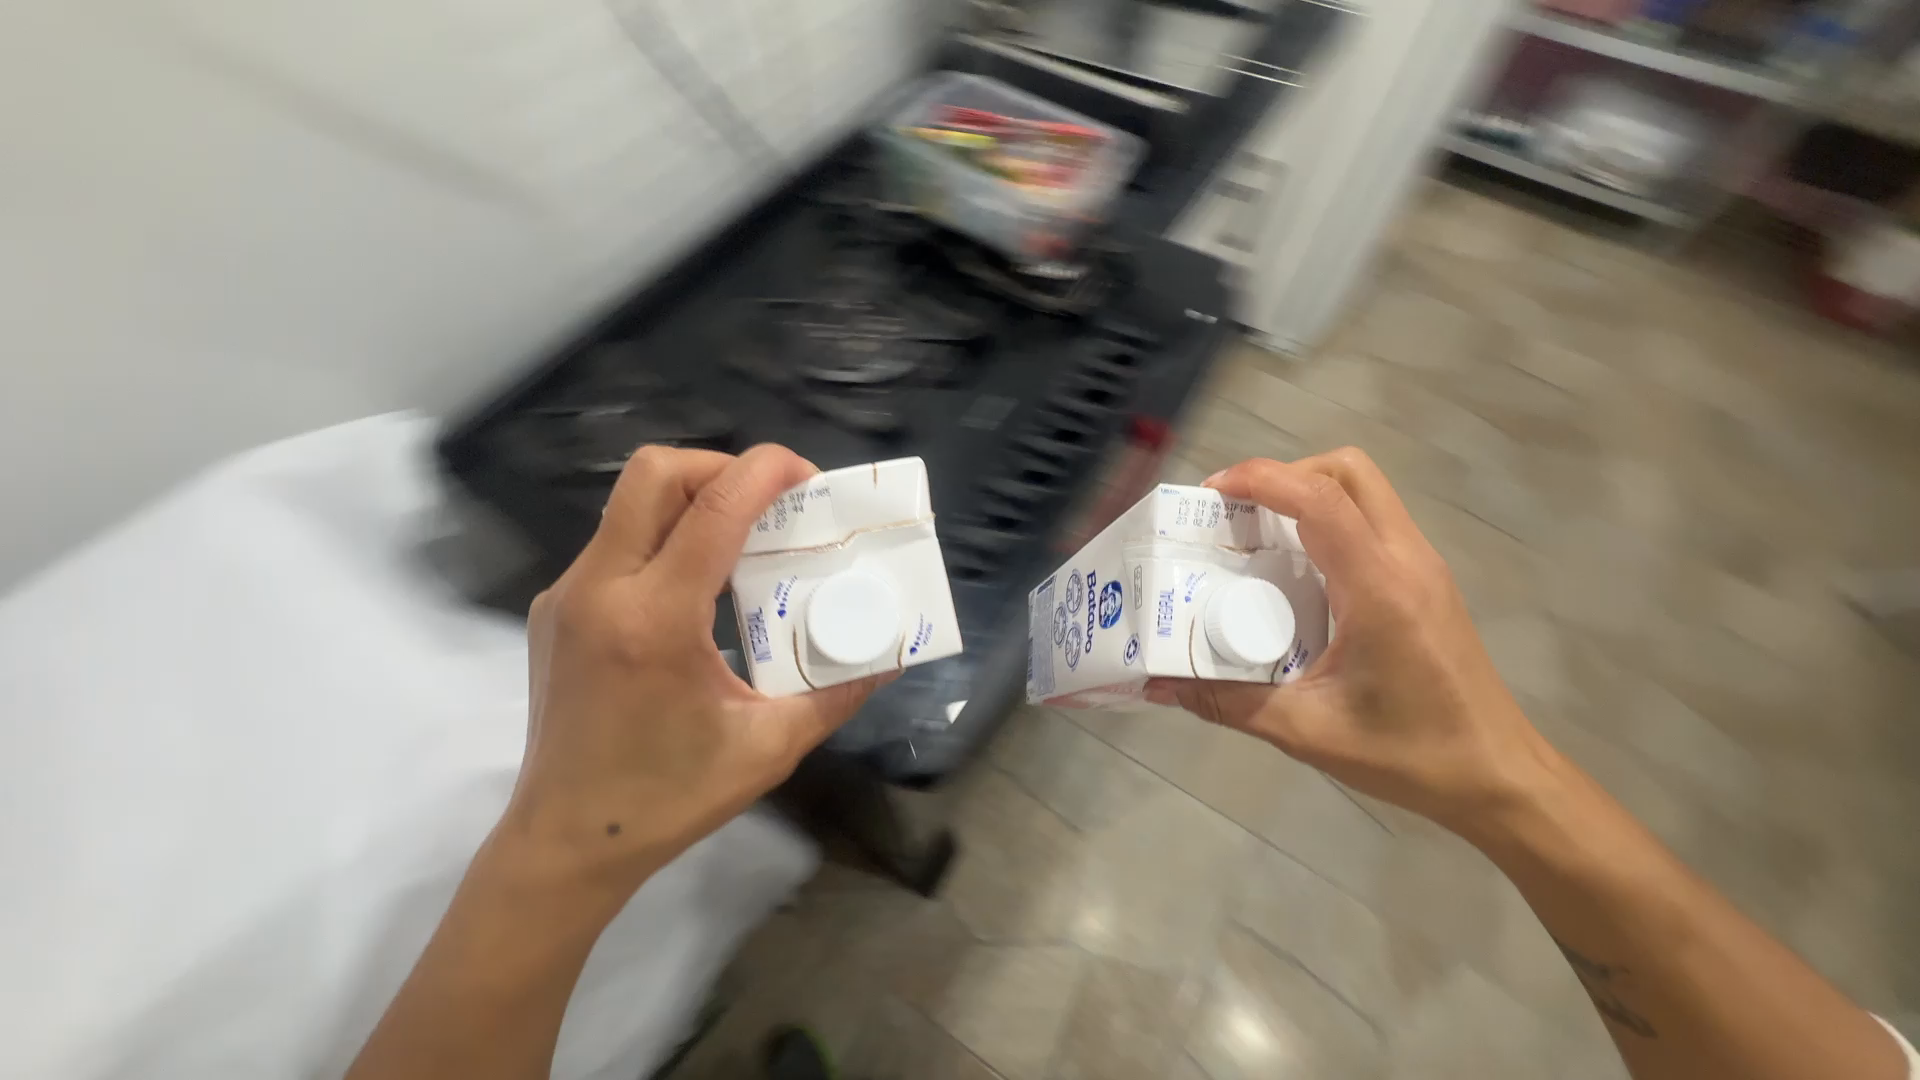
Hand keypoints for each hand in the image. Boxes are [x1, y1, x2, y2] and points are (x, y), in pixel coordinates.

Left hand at [496, 444, 886, 895]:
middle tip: (770, 503)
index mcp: (654, 620)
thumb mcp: (769, 747)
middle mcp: (599, 590)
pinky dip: (664, 538)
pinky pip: (616, 543)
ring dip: (693, 499)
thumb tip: (888, 655)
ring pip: (629, 502)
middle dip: (722, 467)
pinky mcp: (554, 610)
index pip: (713, 507)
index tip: (808, 475)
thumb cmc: (668, 799)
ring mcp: (566, 596)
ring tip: (743, 540)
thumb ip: (837, 694)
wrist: (563, 843)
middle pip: (655, 474)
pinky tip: (696, 589)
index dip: (766, 470)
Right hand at [1145, 448, 1555, 832]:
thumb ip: (1227, 702)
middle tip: (1234, 513)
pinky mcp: (1422, 581)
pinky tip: (1292, 570)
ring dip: (1304, 493)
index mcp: (1380, 588)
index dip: (1262, 479)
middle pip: (1347, 472)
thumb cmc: (1411, 754)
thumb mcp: (1307, 731)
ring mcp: (1420, 566)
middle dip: (1284, 475)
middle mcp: (1406, 560)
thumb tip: (1159, 686)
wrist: (1499, 777)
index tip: (1210, 493)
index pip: (1321, 500)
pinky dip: (1324, 520)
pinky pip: (1369, 521)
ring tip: (1254, 534)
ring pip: (1362, 490)